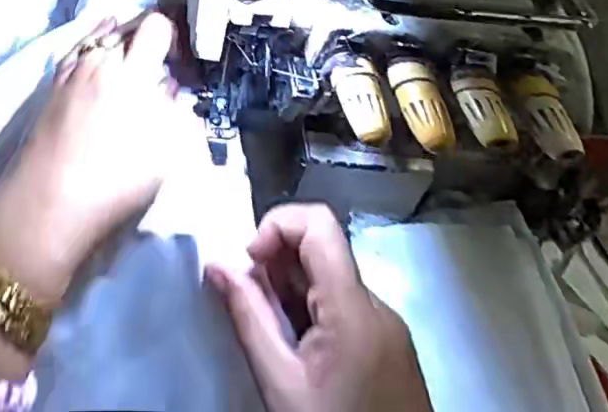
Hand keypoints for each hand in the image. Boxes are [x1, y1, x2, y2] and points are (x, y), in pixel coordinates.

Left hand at [0, 13, 181, 300]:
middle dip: (148, 40)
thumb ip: (174, 112)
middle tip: (158, 66)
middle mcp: (100, 62)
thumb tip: (168, 90)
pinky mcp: (52, 87)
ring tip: (131, 64)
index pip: (157, 26)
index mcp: (131, 74)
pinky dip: (91, 44)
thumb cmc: (112, 186)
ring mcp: (72, 72)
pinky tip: (97, 50)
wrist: (43, 212)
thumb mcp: (164, 154)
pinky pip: (76, 51)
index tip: (177, 59)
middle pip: (129, 28)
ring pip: (101, 37)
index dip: (172, 36)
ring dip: (121, 43)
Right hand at [206, 204, 432, 411]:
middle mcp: (377, 303)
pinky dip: (314, 311)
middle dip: (278, 262)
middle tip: (249, 301)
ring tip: (271, 333)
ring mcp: (387, 324)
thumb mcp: (281, 385)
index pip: (319, 223)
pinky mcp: (390, 343)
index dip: (277, 225)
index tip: (248, 261)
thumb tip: (217, 264)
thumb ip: (249, 318)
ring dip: (293, 289)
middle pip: (323, 248)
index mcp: (354, 306)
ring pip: (332, 278)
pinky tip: (298, 349)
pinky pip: (346, 305)